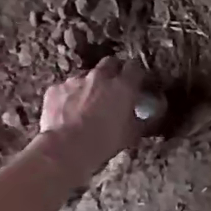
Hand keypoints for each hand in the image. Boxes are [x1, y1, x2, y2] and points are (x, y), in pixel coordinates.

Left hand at [34, 58, 146, 181]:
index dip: (136, 74)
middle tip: (115, 88)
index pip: (135, 67)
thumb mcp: (133, 134)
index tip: (137, 83)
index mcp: (123, 86)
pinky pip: (66, 88)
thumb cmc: (105, 141)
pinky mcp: (56, 89)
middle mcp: (100, 77)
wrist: (66, 148)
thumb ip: (145, 120)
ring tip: (89, 105)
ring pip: (87, 76)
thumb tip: (154, 115)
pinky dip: (70, 96)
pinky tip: (70, 112)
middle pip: (110, 62)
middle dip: (114, 71)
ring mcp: (75, 80)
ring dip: (91, 86)